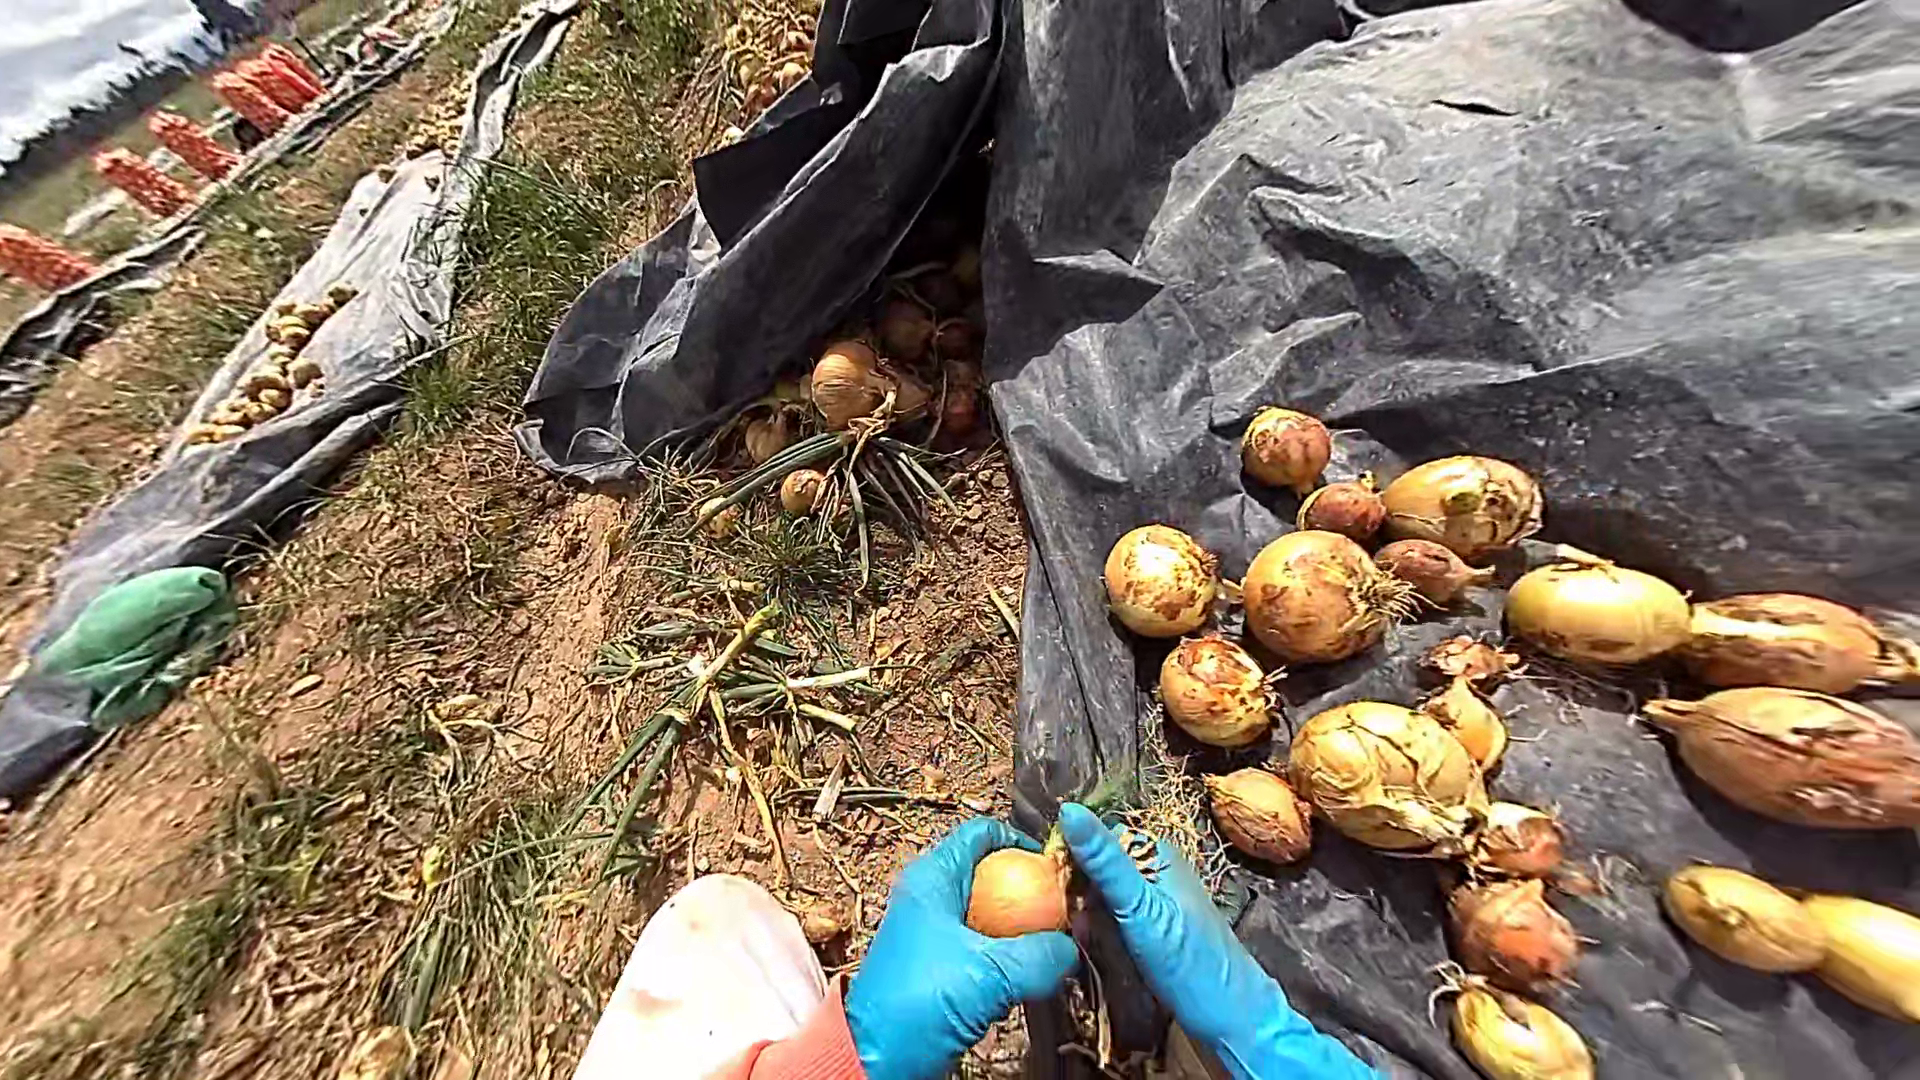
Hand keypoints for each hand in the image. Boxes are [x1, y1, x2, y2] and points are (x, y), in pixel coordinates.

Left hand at [845, 818, 1078, 1079]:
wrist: (871, 1061)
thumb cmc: (916, 1003)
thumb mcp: (986, 976)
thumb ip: (1035, 957)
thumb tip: (1069, 948)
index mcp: (934, 875)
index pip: (982, 833)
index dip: (1019, 841)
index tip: (1050, 867)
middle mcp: (930, 891)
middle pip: (987, 869)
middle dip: (1024, 886)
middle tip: (1054, 908)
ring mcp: (930, 925)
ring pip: (984, 906)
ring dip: (1015, 923)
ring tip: (1044, 943)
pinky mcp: (934, 958)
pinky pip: (977, 940)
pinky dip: (1001, 950)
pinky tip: (1020, 974)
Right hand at [1058, 803, 1376, 1079]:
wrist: (1237, 1024)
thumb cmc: (1190, 963)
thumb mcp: (1139, 908)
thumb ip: (1103, 860)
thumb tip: (1069, 809)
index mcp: (1153, 851)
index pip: (1096, 836)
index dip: (1072, 857)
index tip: (1057, 886)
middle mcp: (1154, 866)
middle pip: (1098, 864)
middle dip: (1079, 890)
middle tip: (1074, 920)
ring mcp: (1154, 895)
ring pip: (1103, 891)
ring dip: (1088, 913)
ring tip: (1086, 937)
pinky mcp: (1153, 923)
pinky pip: (1115, 913)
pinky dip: (1102, 927)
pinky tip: (1097, 945)